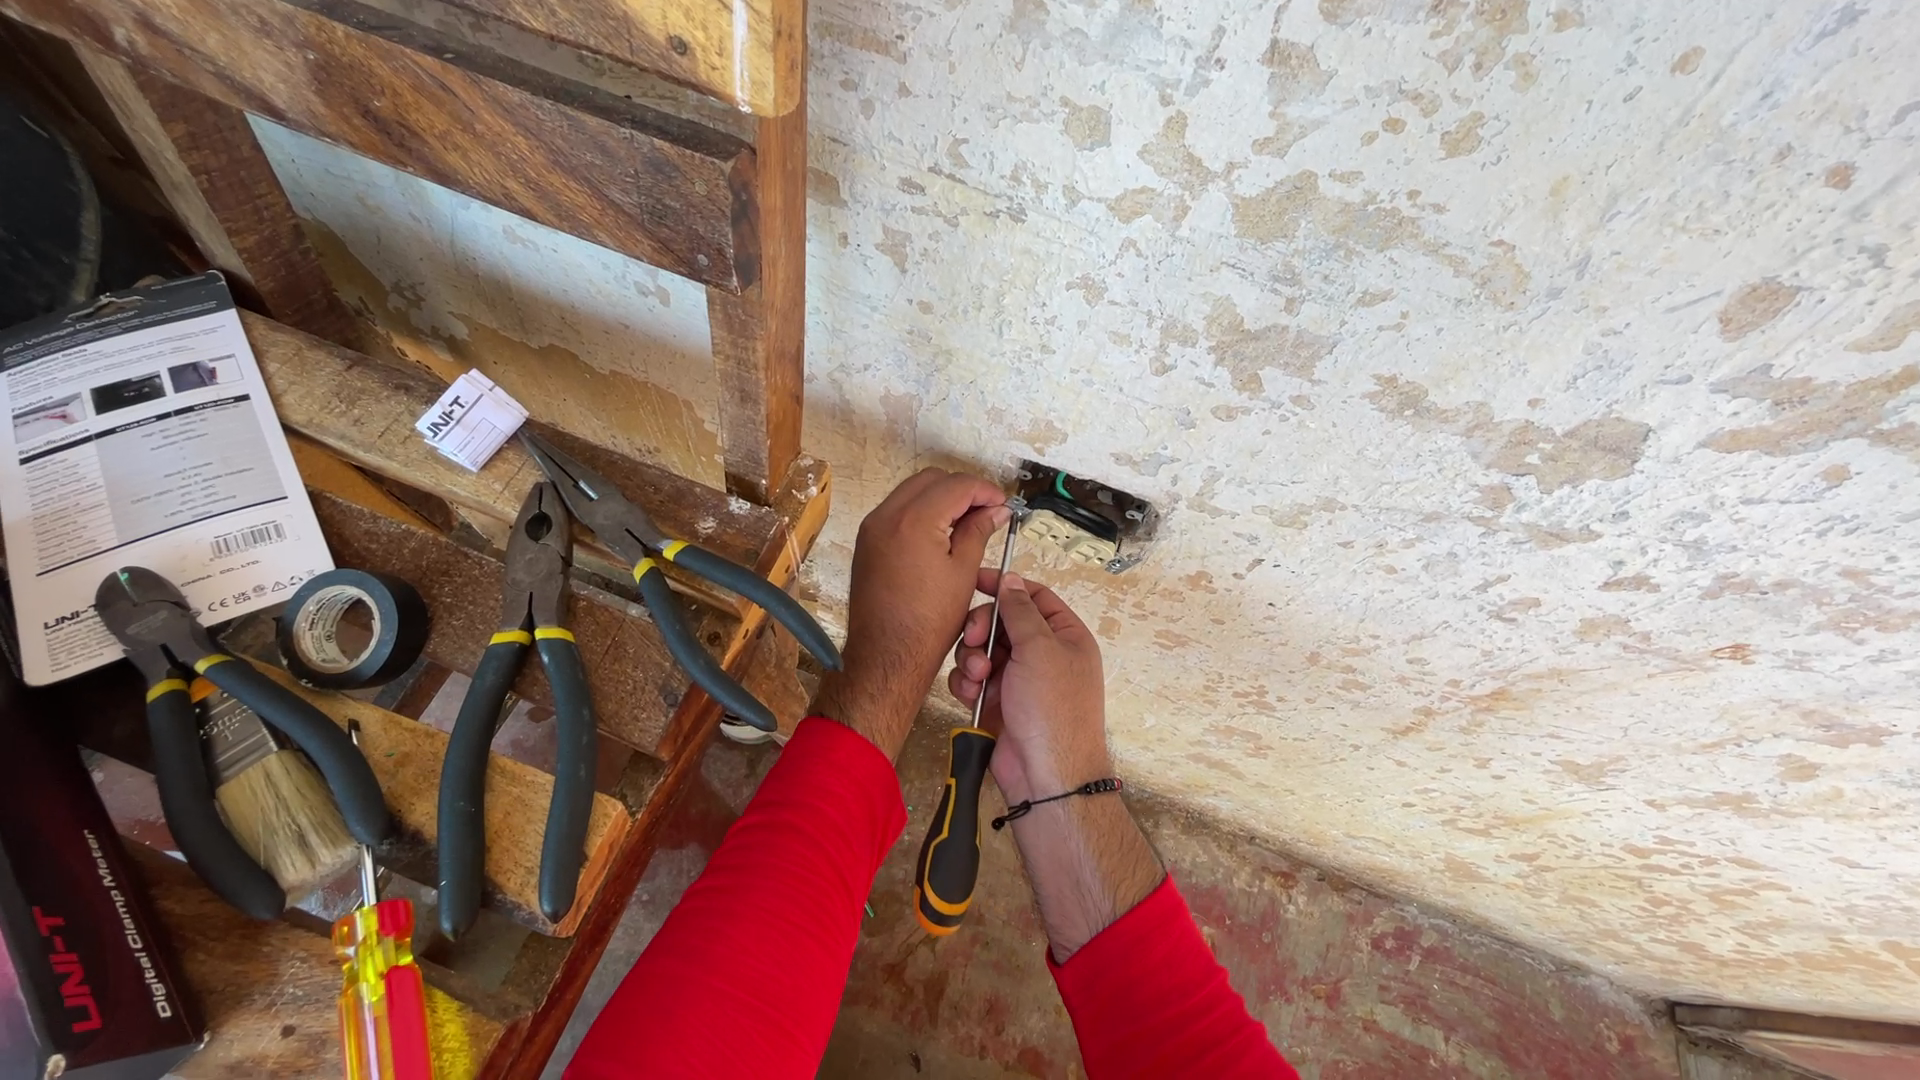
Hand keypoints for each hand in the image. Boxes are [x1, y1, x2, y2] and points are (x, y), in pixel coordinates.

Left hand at [813, 469, 1006, 757]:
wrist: (887, 654)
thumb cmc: (929, 621)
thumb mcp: (963, 572)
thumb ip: (978, 531)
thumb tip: (995, 510)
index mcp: (913, 520)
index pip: (956, 485)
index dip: (984, 490)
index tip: (1002, 504)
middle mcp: (886, 515)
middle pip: (931, 480)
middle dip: (961, 489)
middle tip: (986, 511)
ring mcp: (871, 528)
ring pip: (911, 492)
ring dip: (940, 498)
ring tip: (966, 522)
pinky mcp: (866, 542)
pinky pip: (897, 510)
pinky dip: (921, 511)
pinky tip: (941, 533)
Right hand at [949, 571, 1159, 961]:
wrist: (1046, 775)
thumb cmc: (1052, 706)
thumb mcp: (1040, 648)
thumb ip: (1020, 609)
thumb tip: (1012, 579)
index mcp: (1064, 636)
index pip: (1033, 596)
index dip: (1005, 585)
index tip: (974, 580)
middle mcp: (1043, 654)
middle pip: (1002, 621)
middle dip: (982, 629)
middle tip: (974, 641)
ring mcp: (1018, 680)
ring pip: (982, 650)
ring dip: (972, 659)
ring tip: (977, 678)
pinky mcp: (995, 702)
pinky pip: (972, 679)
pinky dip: (966, 683)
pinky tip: (969, 695)